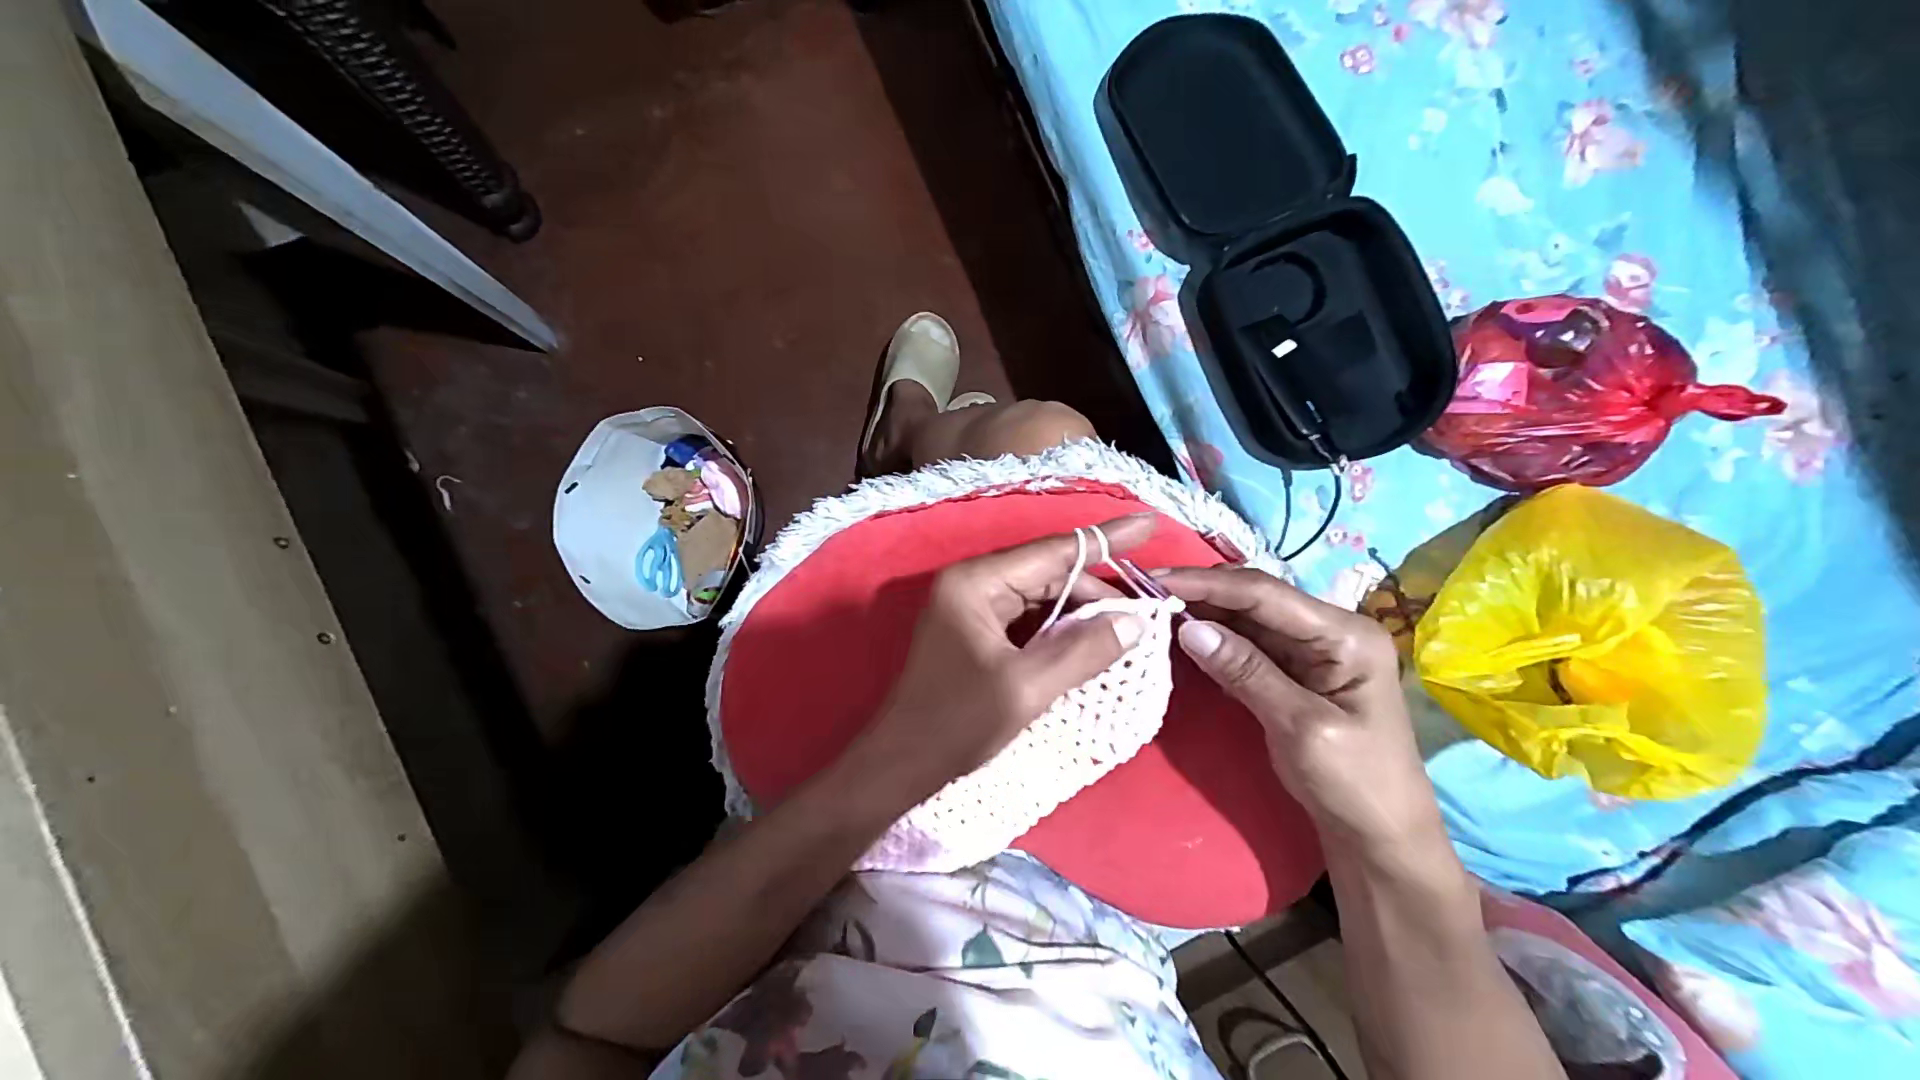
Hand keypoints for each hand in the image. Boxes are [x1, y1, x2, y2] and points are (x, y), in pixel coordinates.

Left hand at [845, 514, 1157, 804]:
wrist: (901, 764)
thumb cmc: (956, 722)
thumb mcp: (1026, 688)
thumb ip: (1083, 651)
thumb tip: (1136, 620)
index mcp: (977, 583)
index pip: (1053, 550)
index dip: (1106, 538)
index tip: (1151, 523)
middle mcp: (973, 585)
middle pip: (1048, 573)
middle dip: (1096, 589)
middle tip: (1144, 611)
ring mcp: (972, 609)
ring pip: (1041, 597)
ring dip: (1081, 611)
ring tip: (1126, 628)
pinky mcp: (976, 634)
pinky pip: (1028, 620)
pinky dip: (1060, 630)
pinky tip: (1091, 644)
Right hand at [1155, 566, 1442, 849]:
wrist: (1380, 837)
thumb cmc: (1355, 784)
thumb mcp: (1300, 727)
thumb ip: (1246, 671)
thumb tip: (1188, 627)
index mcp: (1346, 634)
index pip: (1265, 593)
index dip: (1207, 583)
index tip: (1155, 581)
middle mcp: (1330, 629)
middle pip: (1255, 596)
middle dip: (1201, 590)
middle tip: (1145, 592)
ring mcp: (1312, 649)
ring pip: (1246, 615)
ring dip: (1202, 610)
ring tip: (1153, 606)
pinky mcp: (1294, 669)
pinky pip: (1246, 641)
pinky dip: (1212, 635)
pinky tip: (1181, 631)